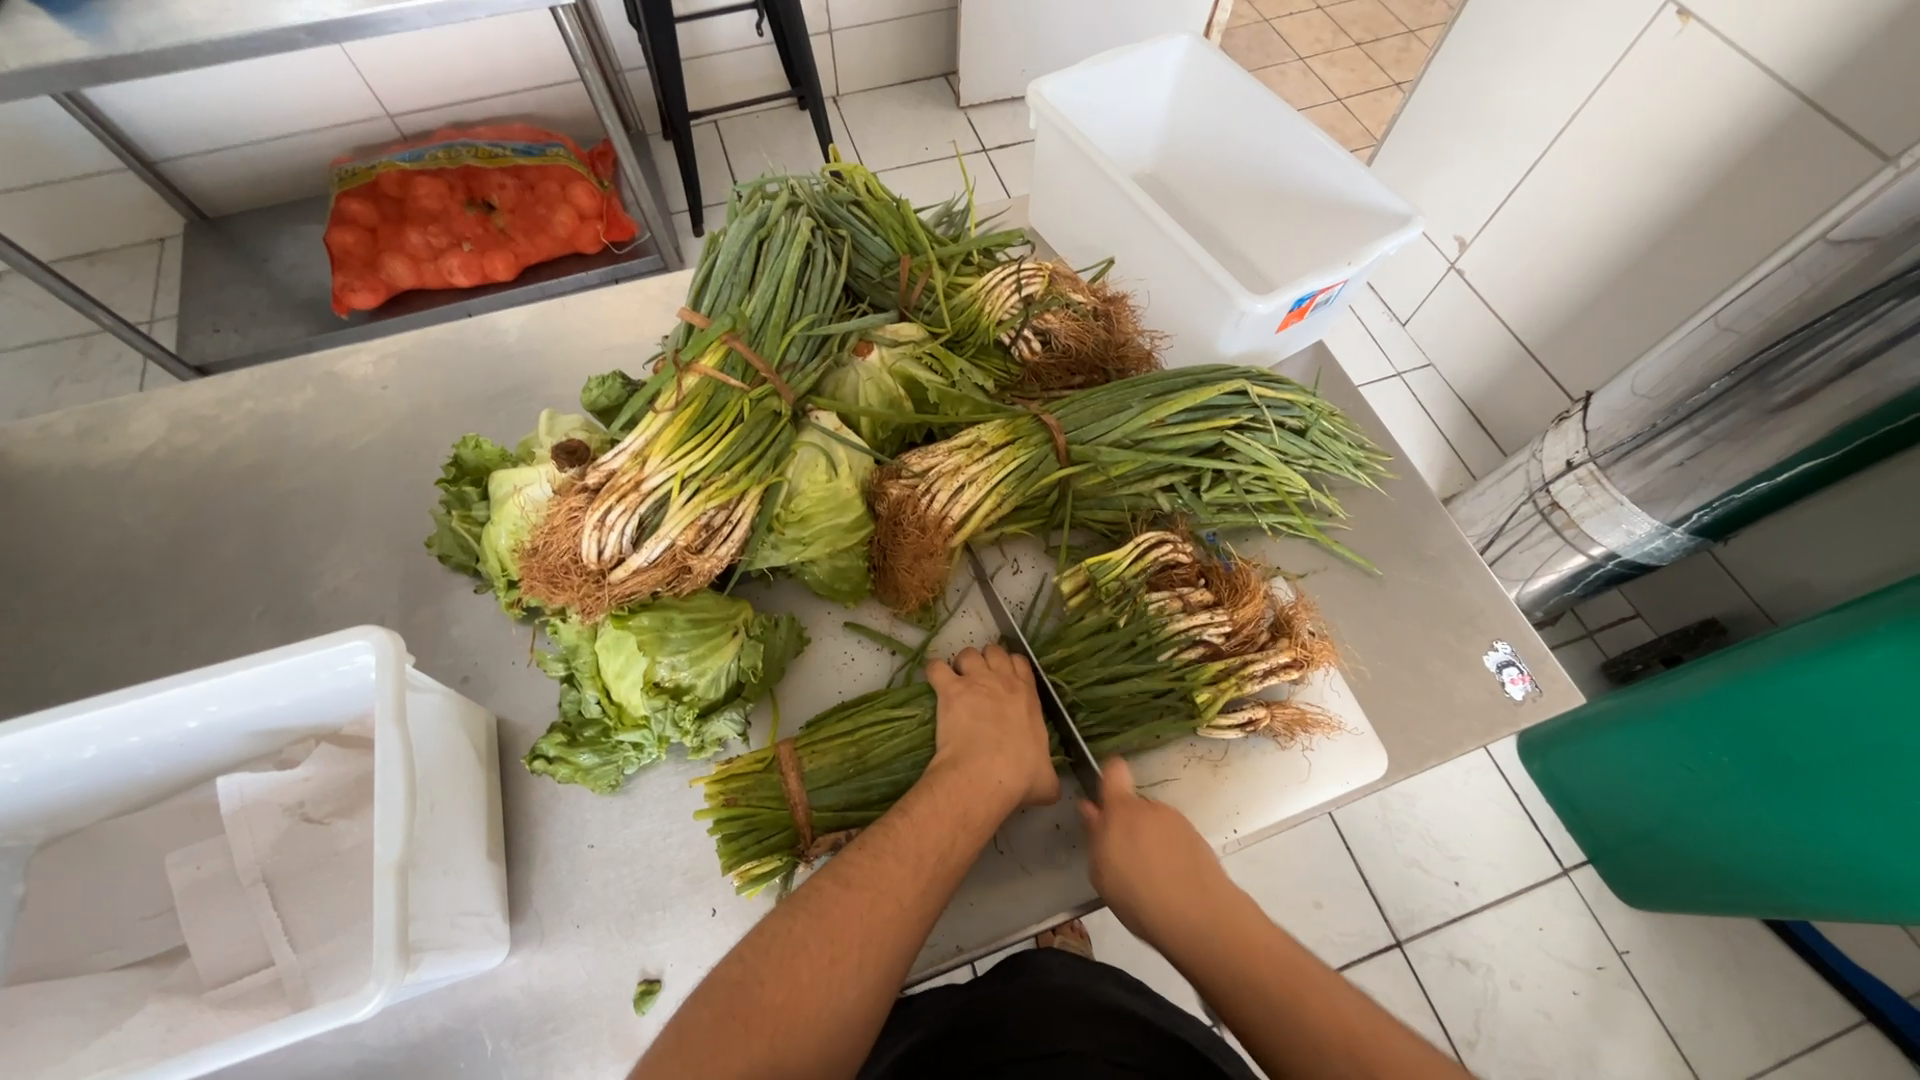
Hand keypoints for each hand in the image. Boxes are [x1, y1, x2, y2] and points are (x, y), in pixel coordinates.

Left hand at [925, 645, 1060, 813]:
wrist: (987, 774)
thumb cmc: (1019, 776)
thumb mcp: (1046, 779)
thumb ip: (1049, 777)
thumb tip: (1052, 789)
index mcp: (1028, 696)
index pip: (1021, 663)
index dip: (1010, 666)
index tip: (1003, 679)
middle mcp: (1003, 681)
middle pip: (994, 651)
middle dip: (986, 660)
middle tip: (979, 679)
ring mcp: (976, 682)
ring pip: (967, 654)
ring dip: (961, 664)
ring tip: (956, 679)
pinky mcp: (950, 690)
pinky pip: (936, 668)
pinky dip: (934, 671)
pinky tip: (933, 681)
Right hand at [1078, 758, 1242, 950]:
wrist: (1198, 916)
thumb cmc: (1136, 894)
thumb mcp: (1101, 870)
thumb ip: (1096, 834)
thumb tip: (1090, 808)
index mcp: (1121, 809)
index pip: (1114, 771)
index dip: (1109, 779)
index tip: (1105, 803)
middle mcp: (1151, 807)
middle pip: (1135, 806)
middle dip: (1129, 824)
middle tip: (1125, 859)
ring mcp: (1178, 822)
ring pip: (1156, 823)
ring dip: (1151, 840)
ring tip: (1151, 878)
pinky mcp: (1199, 839)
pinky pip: (1175, 839)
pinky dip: (1171, 853)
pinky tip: (1171, 883)